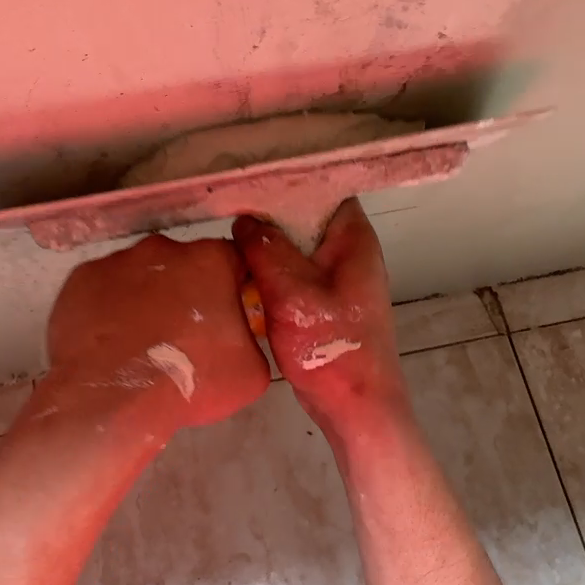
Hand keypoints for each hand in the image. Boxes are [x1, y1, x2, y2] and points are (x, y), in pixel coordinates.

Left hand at [44, 234, 270, 430]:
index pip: (232, 262)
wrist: (109, 400)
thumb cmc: (188, 382)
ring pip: (141, 274)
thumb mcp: (251, 371)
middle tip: (183, 333)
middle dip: (187, 291)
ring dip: (145, 298)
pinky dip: (109, 309)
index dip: (232, 288)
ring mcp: (116, 260)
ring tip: (140, 341)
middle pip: (183, 264)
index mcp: (210, 260)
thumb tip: (239, 335)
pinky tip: (110, 340)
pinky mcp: (80, 279)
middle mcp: (162, 248)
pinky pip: (103, 289)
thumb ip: (251, 338)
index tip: (227, 315)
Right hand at [234, 200, 407, 432]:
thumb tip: (244, 220)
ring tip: (228, 233)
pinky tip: (241, 271)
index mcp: (353, 238)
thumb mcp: (291, 293)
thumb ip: (266, 250)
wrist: (356, 408)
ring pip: (298, 247)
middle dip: (270, 211)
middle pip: (306, 216)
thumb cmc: (332, 348)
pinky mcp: (325, 302)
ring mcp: (338, 278)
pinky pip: (295, 273)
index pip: (323, 187)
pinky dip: (271, 270)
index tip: (250, 176)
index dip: (288, 179)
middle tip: (228, 204)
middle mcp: (350, 251)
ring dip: (267, 244)